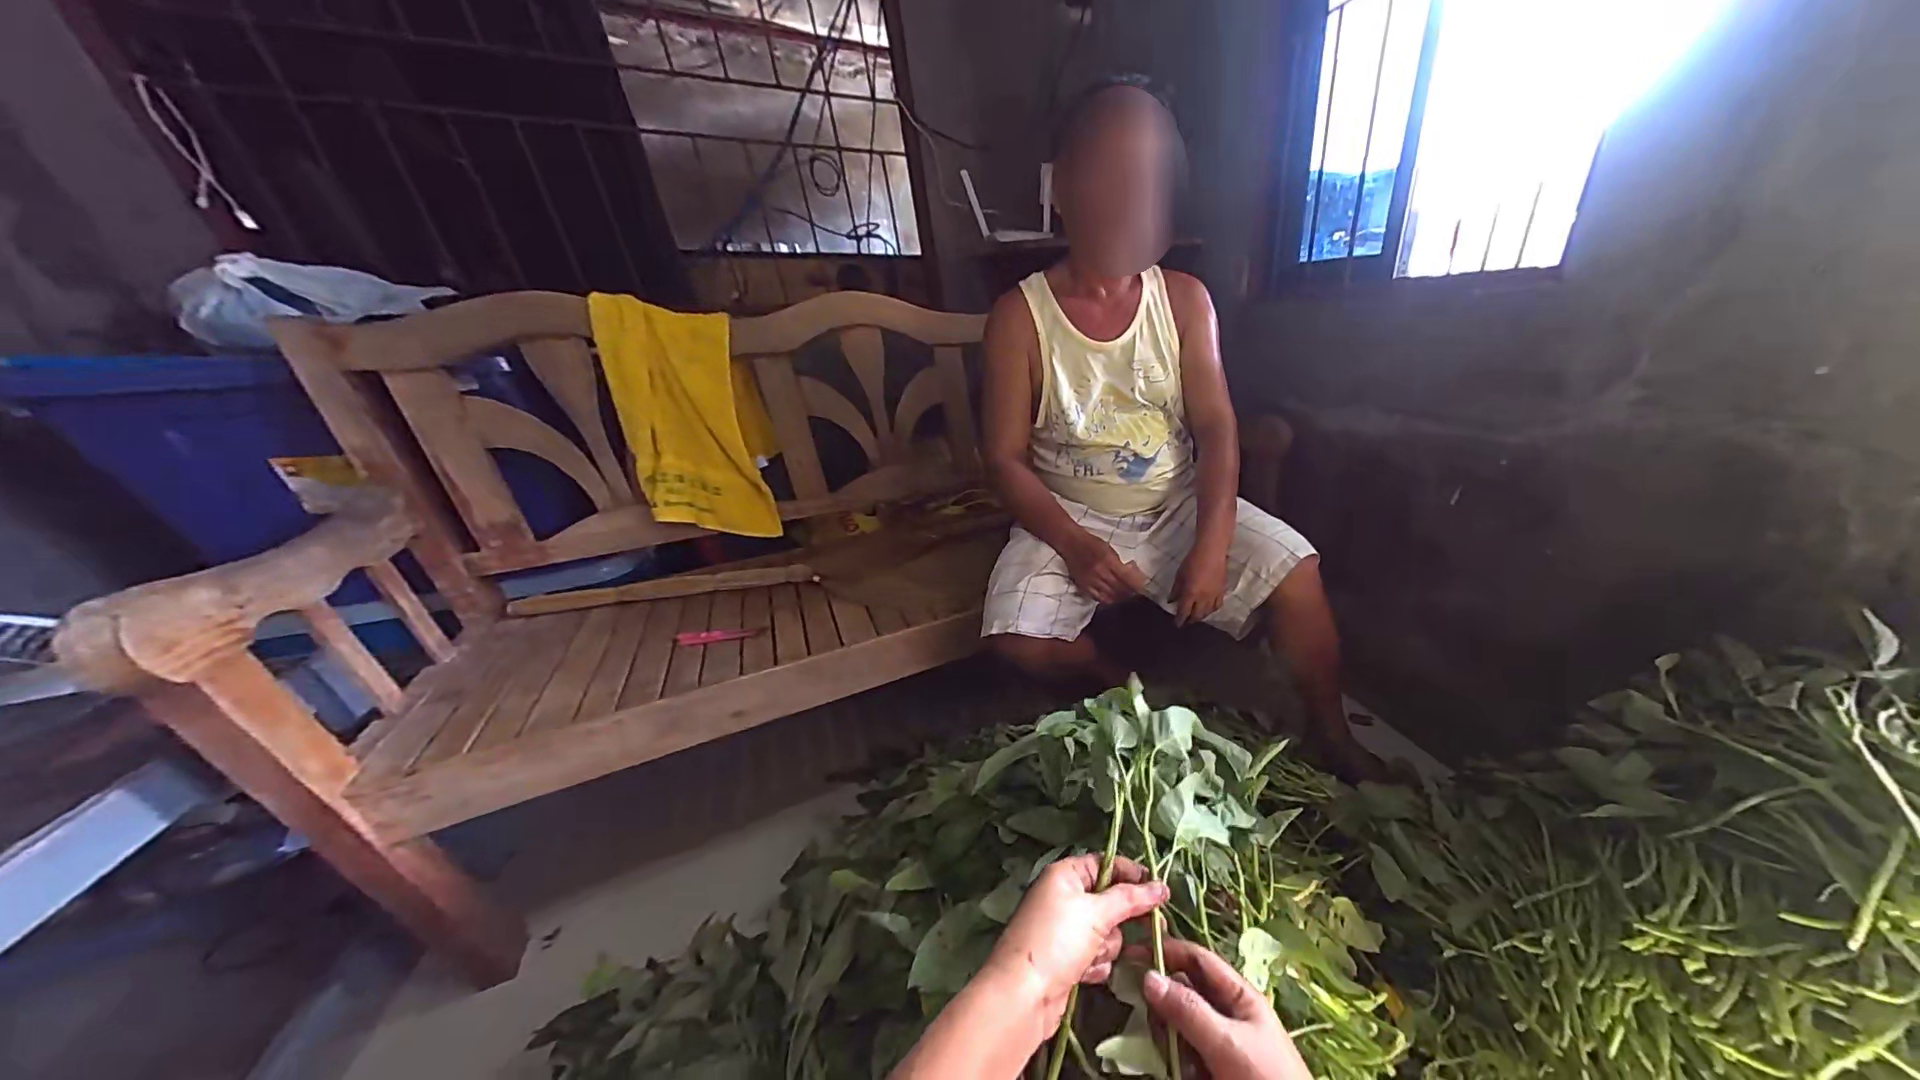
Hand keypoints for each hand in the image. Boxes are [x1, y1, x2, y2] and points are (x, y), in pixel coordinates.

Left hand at [982, 855, 1167, 1023]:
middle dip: (1122, 918)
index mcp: (1065, 875)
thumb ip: (1130, 898)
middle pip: (1109, 900)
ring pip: (1107, 931)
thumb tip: (1160, 885)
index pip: (1106, 864)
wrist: (1025, 995)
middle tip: (1154, 928)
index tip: (1160, 891)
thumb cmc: (1057, 941)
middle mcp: (1064, 897)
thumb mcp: (1096, 913)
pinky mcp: (1068, 958)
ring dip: (1106, 946)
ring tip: (1093, 955)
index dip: (1133, 875)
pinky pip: (1097, 955)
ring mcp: (1066, 929)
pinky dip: (1096, 963)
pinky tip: (1085, 973)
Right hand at [1061, 534, 1147, 605]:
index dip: (1137, 586)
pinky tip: (1112, 599)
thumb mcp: (1109, 548)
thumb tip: (1132, 574)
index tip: (1143, 589)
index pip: (1127, 578)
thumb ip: (1120, 563)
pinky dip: (1107, 600)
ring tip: (1126, 598)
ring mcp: (1090, 581)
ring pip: (1110, 596)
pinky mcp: (1083, 586)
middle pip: (1119, 589)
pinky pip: (1097, 598)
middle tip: (1136, 595)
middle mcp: (1099, 572)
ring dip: (1120, 598)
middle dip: (1130, 594)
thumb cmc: (1091, 542)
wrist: (1070, 543)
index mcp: (1108, 560)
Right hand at [1130, 939, 1312, 1079]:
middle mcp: (1226, 1014)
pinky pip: (1181, 1053)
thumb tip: (1147, 976)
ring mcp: (1218, 1044)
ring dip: (1168, 1036)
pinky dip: (1174, 1059)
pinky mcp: (1209, 1070)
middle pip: (1181, 990)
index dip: (1166, 950)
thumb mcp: (1228, 1044)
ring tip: (1172, 1057)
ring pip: (1177, 1024)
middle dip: (1162, 1001)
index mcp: (1238, 996)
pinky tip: (1178, 1071)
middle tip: (1151, 1019)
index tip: (1131, 954)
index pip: (1196, 958)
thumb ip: (1188, 1009)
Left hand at [1171, 546, 1227, 625]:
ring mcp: (1214, 595)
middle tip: (1186, 620)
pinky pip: (1218, 605)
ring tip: (1197, 616)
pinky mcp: (1222, 591)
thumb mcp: (1179, 575)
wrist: (1212, 552)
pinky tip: (1209, 609)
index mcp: (1190, 594)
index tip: (1177, 624)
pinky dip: (1212, 610)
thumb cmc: (1192, 561)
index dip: (1180, 619)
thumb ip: (1176, 590)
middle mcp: (1203, 598)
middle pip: (1197, 614)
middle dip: (1191, 619)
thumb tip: (1171, 601)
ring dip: (1202, 616)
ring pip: (1208, 612)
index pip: (1184, 611)